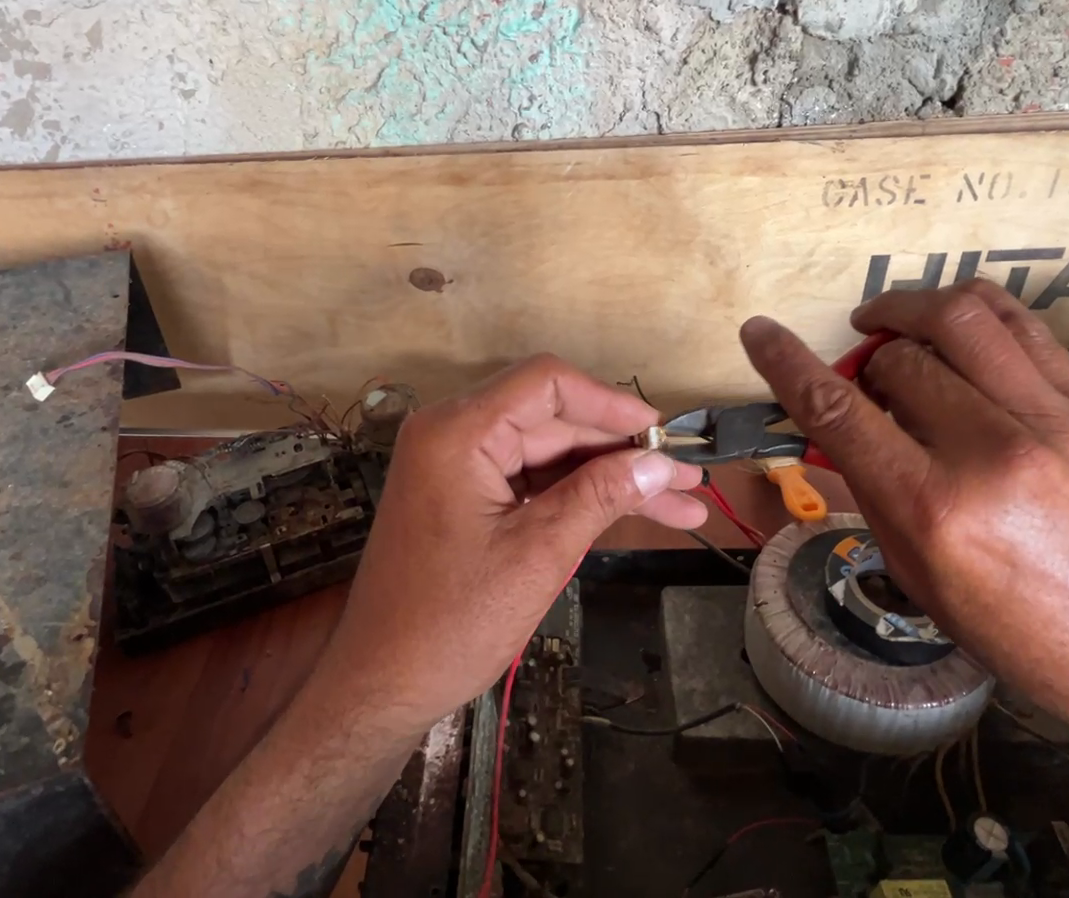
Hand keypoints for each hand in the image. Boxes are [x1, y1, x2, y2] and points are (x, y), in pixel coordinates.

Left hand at [308, 355, 706, 735]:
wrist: (381, 683)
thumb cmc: (452, 623)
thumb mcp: (537, 554)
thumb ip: (599, 496)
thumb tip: (659, 464)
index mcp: (458, 432)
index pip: (546, 384)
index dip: (611, 403)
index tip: (662, 434)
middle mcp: (452, 433)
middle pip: (553, 419)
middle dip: (621, 449)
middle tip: (687, 479)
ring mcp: (456, 465)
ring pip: (548, 453)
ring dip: (608, 476)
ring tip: (680, 504)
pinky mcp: (464, 495)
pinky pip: (529, 480)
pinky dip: (576, 495)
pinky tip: (630, 512)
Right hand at [739, 280, 1068, 746]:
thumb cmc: (1037, 644)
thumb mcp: (927, 585)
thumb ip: (877, 500)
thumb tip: (843, 439)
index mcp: (934, 510)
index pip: (837, 410)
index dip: (785, 363)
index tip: (759, 333)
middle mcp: (989, 451)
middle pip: (896, 361)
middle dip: (862, 366)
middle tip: (860, 386)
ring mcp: (1051, 420)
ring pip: (960, 317)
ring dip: (907, 310)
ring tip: (888, 323)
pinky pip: (1023, 327)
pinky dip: (973, 312)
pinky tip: (955, 326)